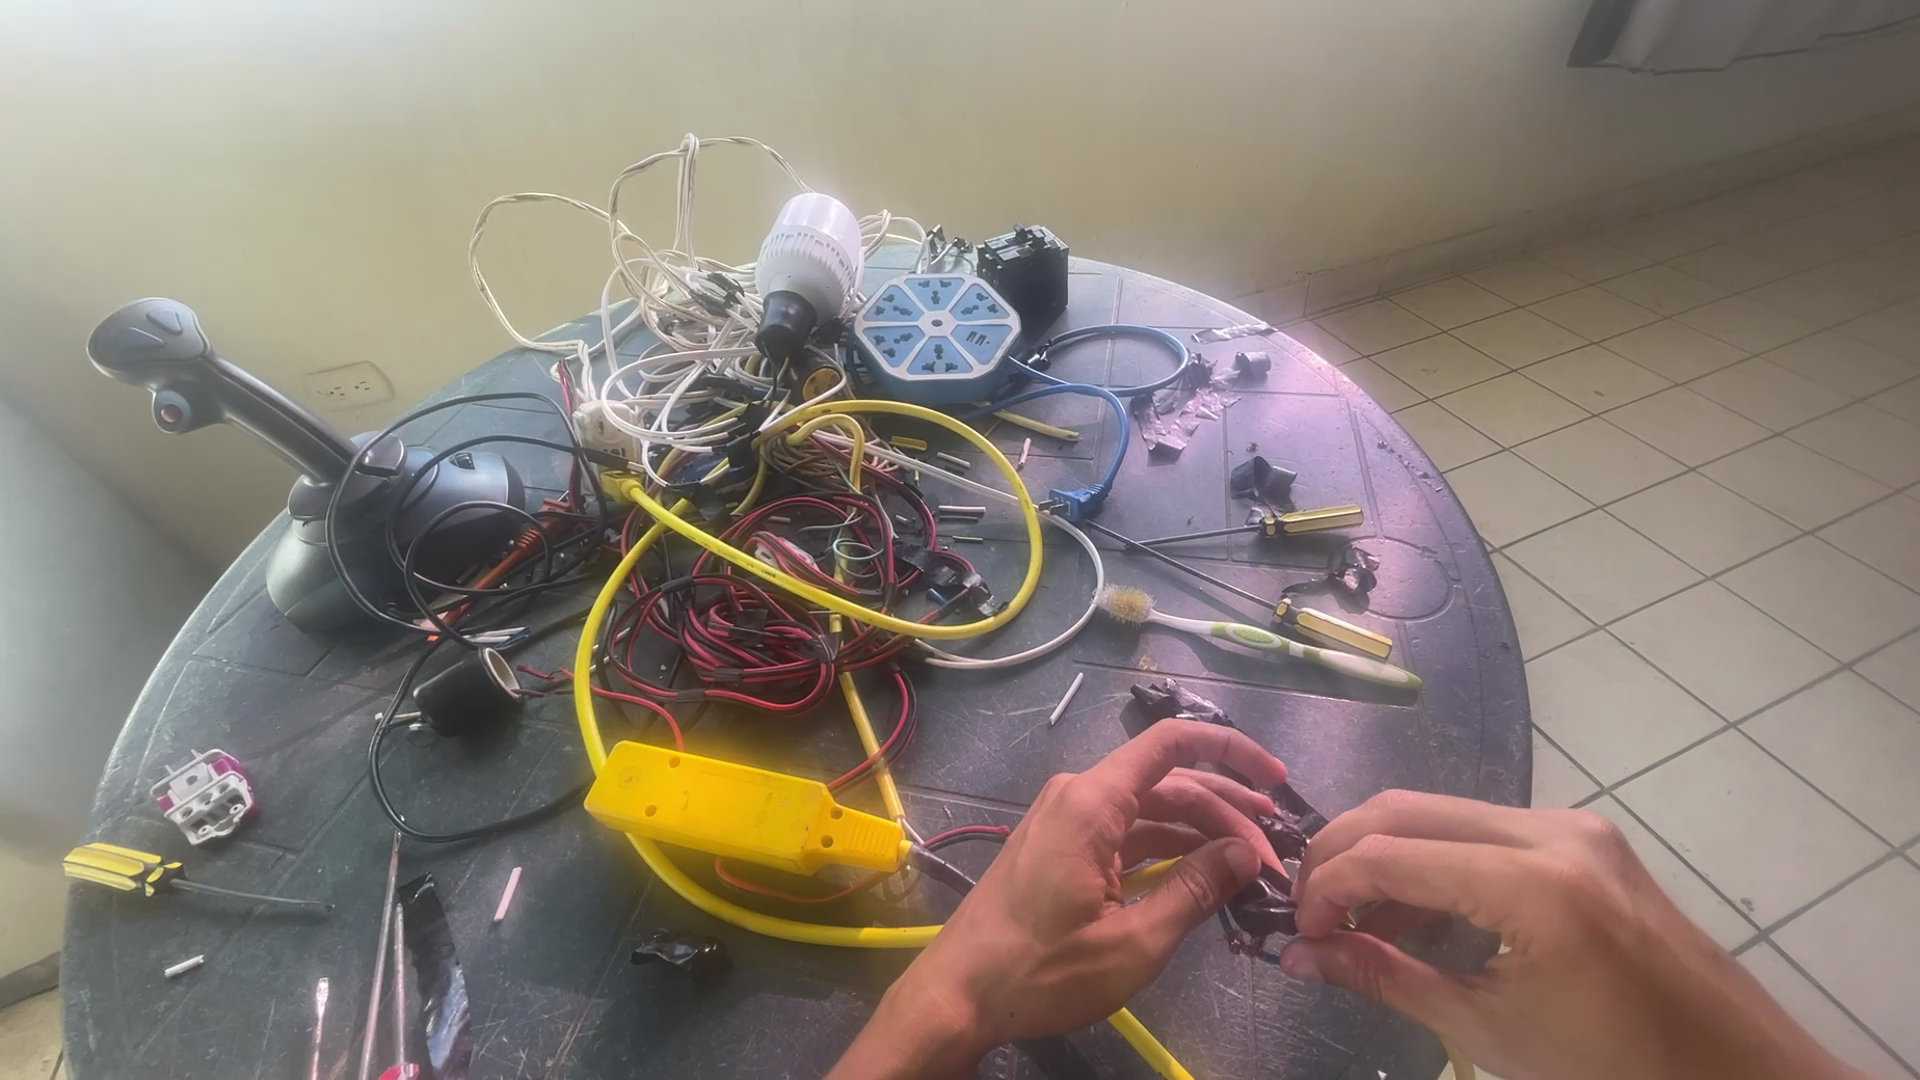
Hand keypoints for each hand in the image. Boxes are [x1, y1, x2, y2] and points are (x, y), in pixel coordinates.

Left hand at [829, 720, 1289, 1077]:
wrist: (961, 989)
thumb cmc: (1043, 969)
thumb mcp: (1132, 942)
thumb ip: (1194, 890)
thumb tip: (1246, 852)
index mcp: (1093, 801)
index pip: (1169, 744)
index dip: (1228, 750)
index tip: (1276, 778)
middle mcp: (1080, 794)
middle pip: (1167, 783)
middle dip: (1225, 811)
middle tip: (1277, 852)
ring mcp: (1069, 818)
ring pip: (1149, 809)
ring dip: (1199, 832)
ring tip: (1253, 864)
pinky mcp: (1065, 843)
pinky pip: (1126, 833)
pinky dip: (1166, 849)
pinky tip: (1203, 872)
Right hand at [1281, 790, 1866, 1079]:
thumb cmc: (1620, 1073)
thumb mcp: (1490, 1031)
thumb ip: (1383, 978)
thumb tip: (1296, 957)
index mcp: (1534, 887)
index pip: (1390, 857)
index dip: (1329, 886)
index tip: (1302, 928)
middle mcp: (1548, 831)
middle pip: (1401, 811)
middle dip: (1340, 852)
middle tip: (1311, 904)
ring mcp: (1567, 824)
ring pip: (1431, 809)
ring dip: (1379, 851)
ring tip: (1353, 909)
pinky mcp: (1576, 833)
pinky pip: (1472, 826)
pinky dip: (1426, 856)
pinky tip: (1411, 906)